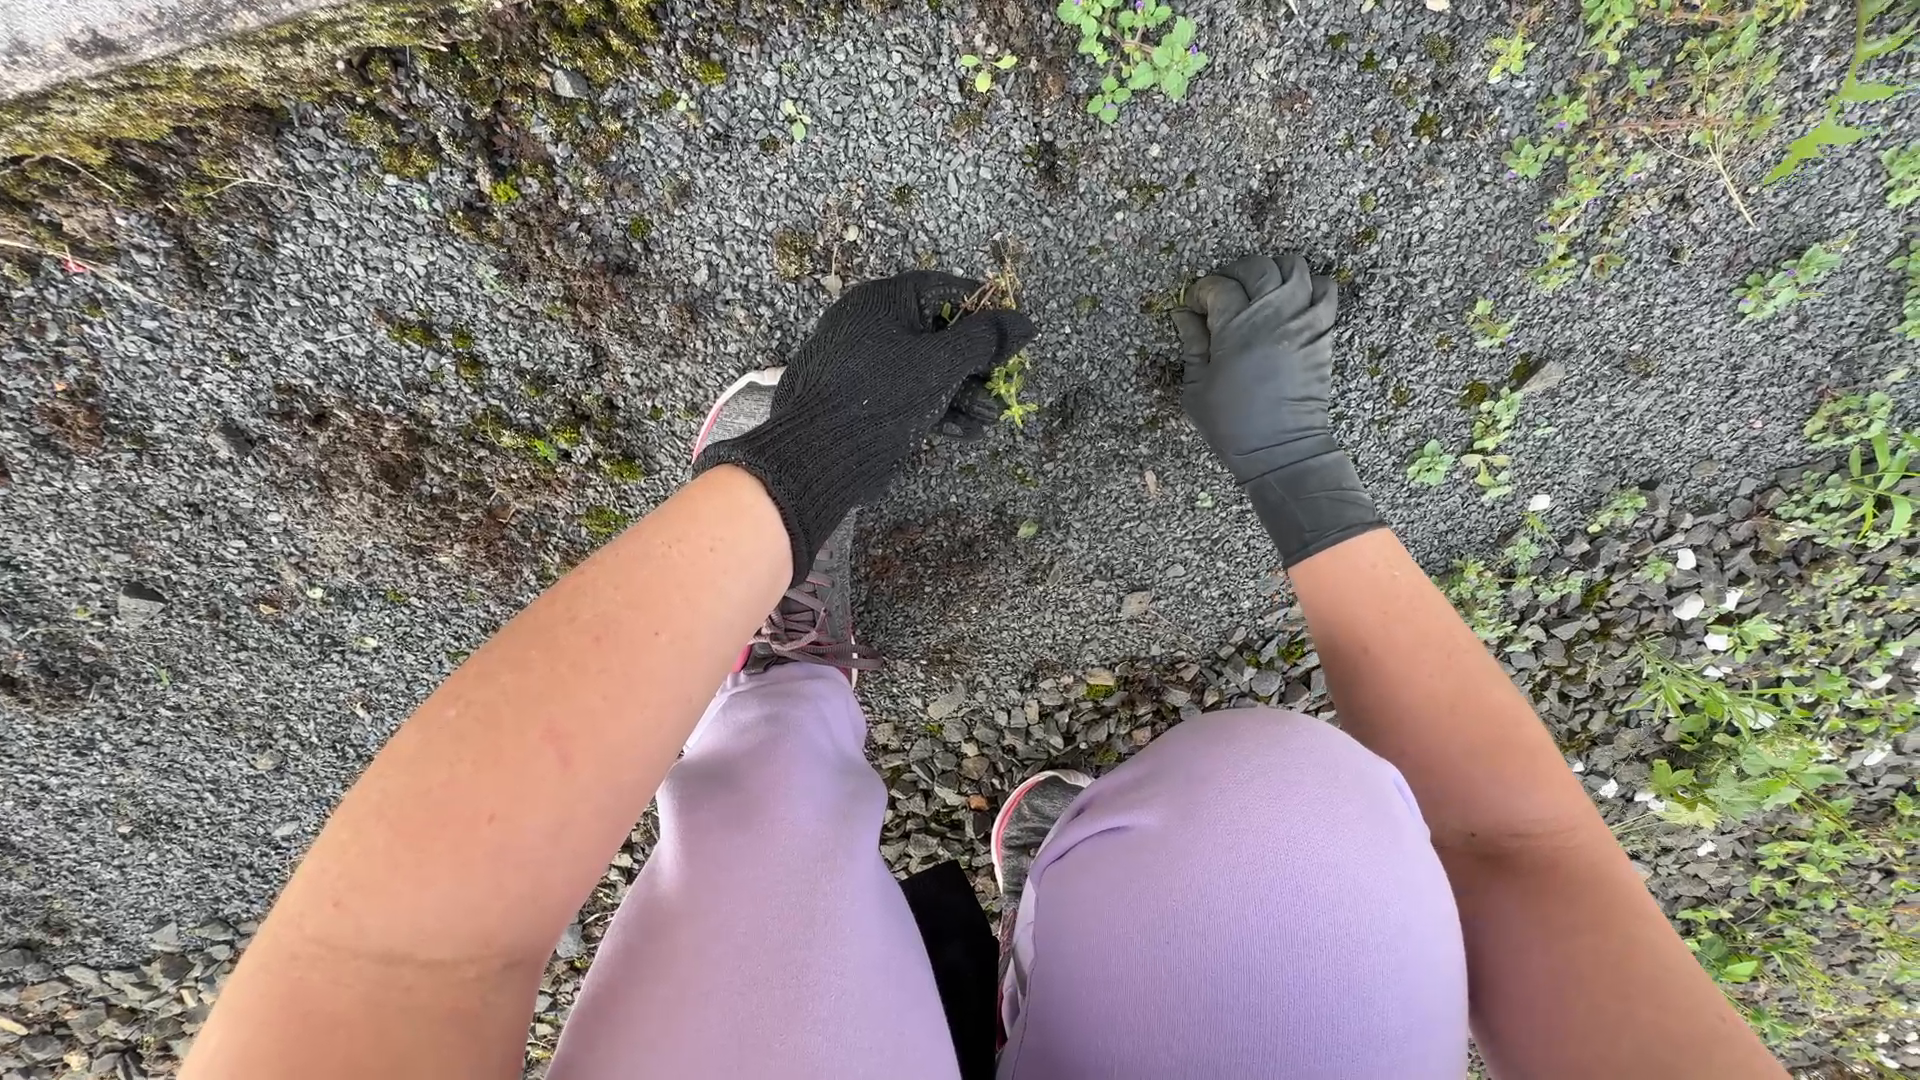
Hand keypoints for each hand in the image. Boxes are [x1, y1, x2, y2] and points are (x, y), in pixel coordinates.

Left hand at [696, 271, 1034, 583]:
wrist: (818, 455)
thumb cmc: (880, 396)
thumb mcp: (941, 363)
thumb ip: (984, 341)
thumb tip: (1025, 322)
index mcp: (884, 301)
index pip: (946, 292)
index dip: (985, 312)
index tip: (1013, 336)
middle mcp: (873, 327)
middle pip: (940, 335)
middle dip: (976, 364)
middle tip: (1002, 383)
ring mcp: (868, 367)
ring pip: (928, 372)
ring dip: (965, 394)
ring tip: (992, 417)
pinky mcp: (868, 403)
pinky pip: (911, 397)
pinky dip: (940, 411)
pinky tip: (968, 432)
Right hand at [1173, 253, 1382, 565]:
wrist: (1280, 447)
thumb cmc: (1231, 423)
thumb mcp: (1196, 386)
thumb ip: (1191, 343)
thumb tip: (1182, 313)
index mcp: (1236, 329)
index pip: (1218, 286)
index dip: (1201, 291)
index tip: (1193, 306)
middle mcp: (1273, 315)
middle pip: (1256, 268)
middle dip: (1234, 274)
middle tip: (1222, 294)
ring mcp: (1303, 319)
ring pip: (1292, 267)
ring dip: (1270, 271)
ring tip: (1256, 291)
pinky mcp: (1323, 330)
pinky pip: (1325, 288)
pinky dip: (1308, 284)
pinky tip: (1291, 299)